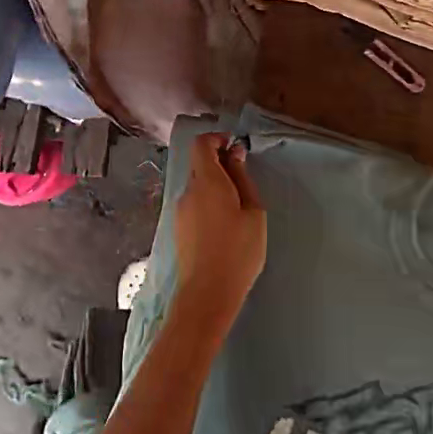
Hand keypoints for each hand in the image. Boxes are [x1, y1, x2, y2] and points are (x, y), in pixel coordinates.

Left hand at [171, 133, 265, 322]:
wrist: (208, 293)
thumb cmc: (238, 251)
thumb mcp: (253, 212)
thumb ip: (243, 179)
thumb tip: (235, 154)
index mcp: (207, 181)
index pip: (201, 144)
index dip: (217, 140)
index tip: (235, 149)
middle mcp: (188, 190)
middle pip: (199, 164)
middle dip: (219, 164)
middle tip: (243, 182)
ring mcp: (180, 210)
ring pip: (197, 186)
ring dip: (215, 186)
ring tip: (238, 210)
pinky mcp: (178, 227)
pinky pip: (194, 203)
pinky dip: (208, 203)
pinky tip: (224, 226)